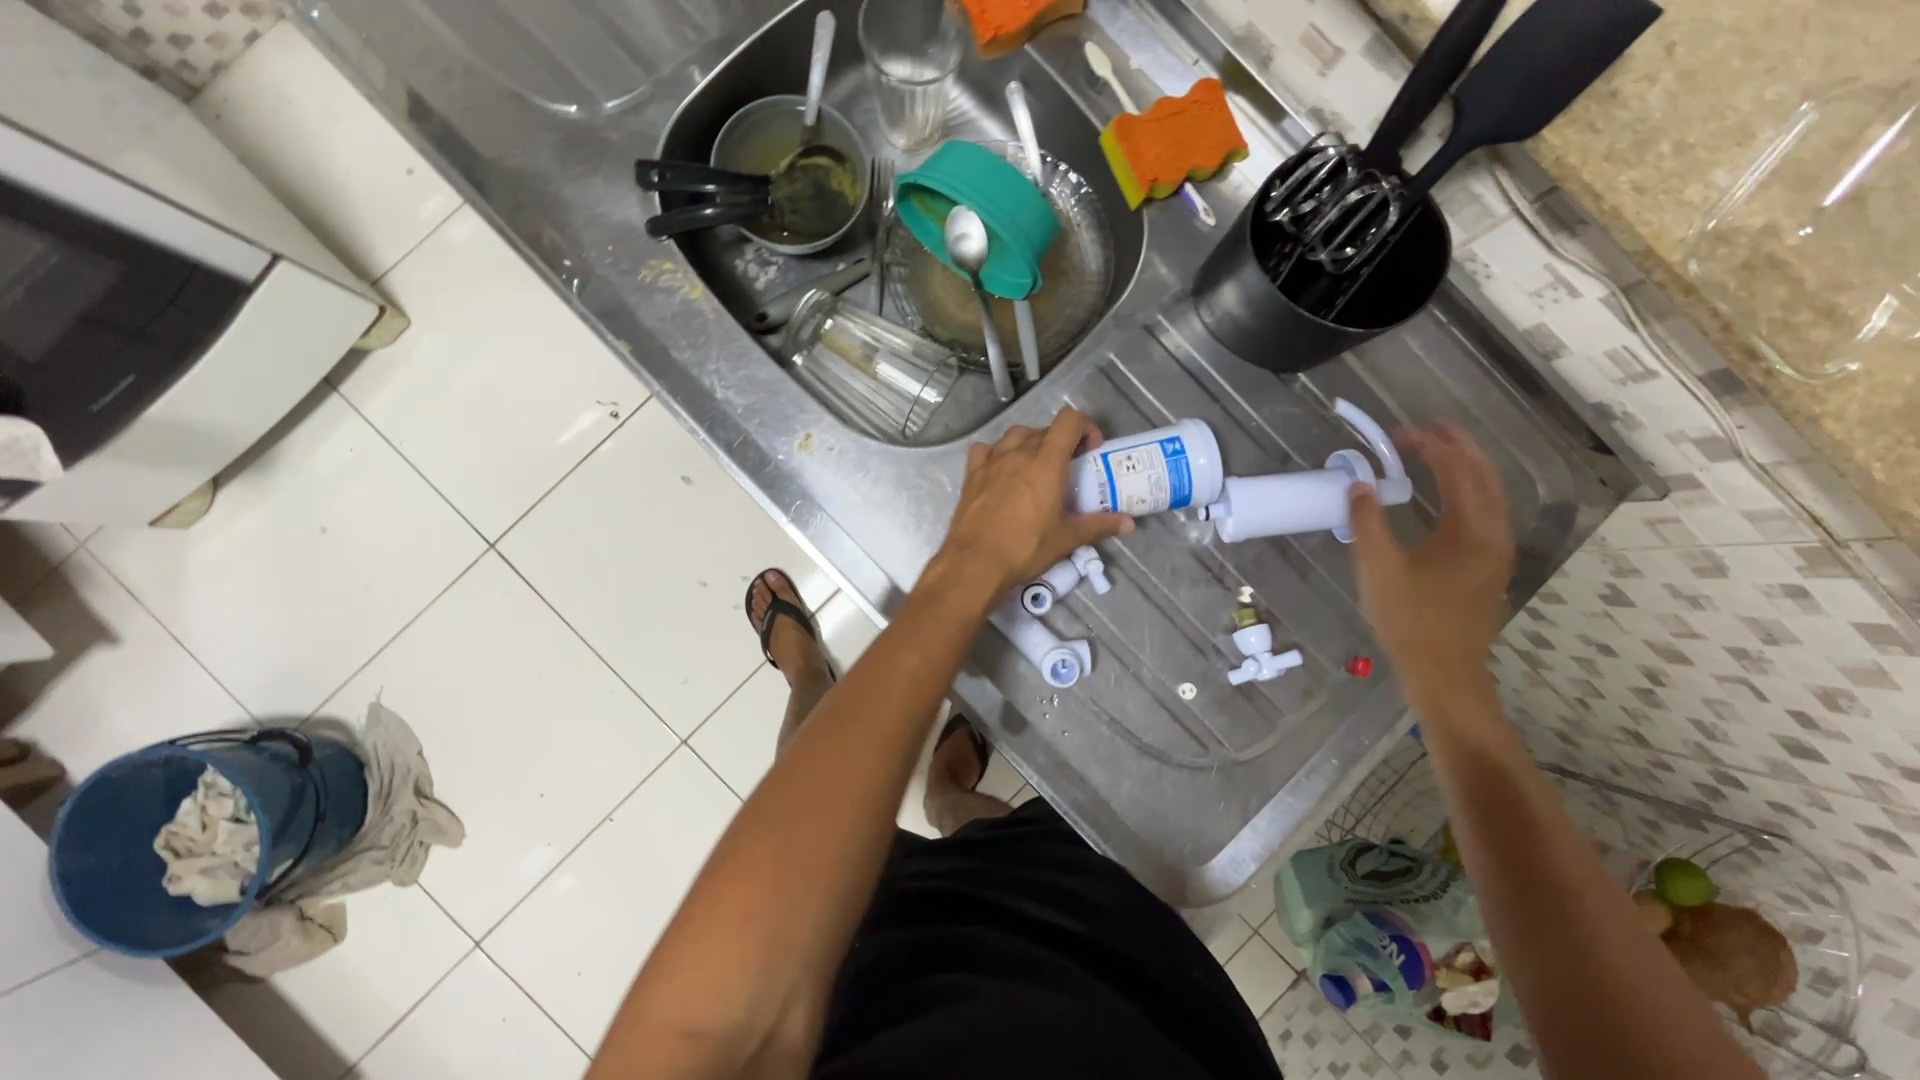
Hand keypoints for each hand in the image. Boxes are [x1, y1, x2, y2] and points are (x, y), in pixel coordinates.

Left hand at [932, 408, 1133, 598]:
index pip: (1070, 420)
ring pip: (1015, 435)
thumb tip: (1129, 523)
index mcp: (1047, 462)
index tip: (1090, 451)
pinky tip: (1002, 470)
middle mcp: (1019, 452)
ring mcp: (992, 460)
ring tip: (1037, 467)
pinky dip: (997, 452)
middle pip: (1045, 430)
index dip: (1086, 428)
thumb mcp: (1068, 538)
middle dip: (1061, 442)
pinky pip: (986, 449)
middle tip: (1068, 468)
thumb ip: (1100, 525)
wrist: (976, 563)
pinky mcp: (972, 473)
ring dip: (1031, 443)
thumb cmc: (1026, 548)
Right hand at [1348, 423, 1513, 700]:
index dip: (1430, 445)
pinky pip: (1485, 510)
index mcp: (1471, 529)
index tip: (1398, 434)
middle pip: (1483, 473)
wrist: (1446, 673)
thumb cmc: (1411, 622)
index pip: (1456, 469)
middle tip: (1425, 428)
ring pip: (1489, 492)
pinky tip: (1443, 495)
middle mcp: (1494, 533)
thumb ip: (1367, 522)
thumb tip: (1359, 484)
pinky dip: (1466, 489)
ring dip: (1464, 465)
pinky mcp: (1490, 565)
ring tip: (1434, 450)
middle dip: (1456, 444)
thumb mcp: (1378, 571)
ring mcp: (1497, 550)